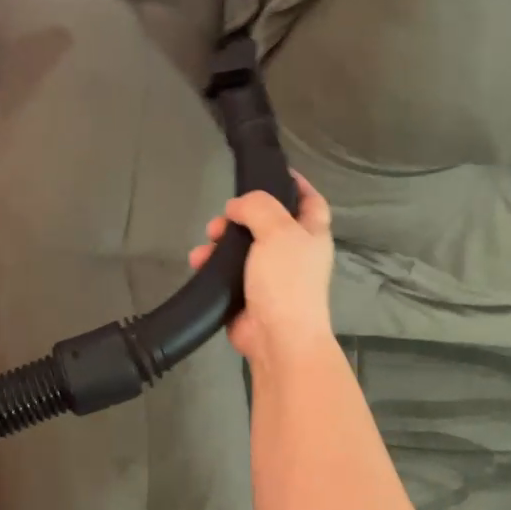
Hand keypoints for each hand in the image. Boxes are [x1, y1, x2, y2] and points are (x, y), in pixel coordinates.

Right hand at [187, 172, 333, 366]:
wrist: (277, 337)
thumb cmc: (286, 280)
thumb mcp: (278, 231)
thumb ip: (258, 207)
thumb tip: (235, 207)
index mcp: (311, 235)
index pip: (311, 201)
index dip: (297, 185)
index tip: (276, 172)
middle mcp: (293, 253)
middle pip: (266, 223)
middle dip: (241, 216)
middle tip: (222, 218)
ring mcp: (270, 275)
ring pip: (241, 247)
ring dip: (220, 241)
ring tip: (206, 242)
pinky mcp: (246, 294)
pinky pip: (226, 271)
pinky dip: (211, 265)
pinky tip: (199, 262)